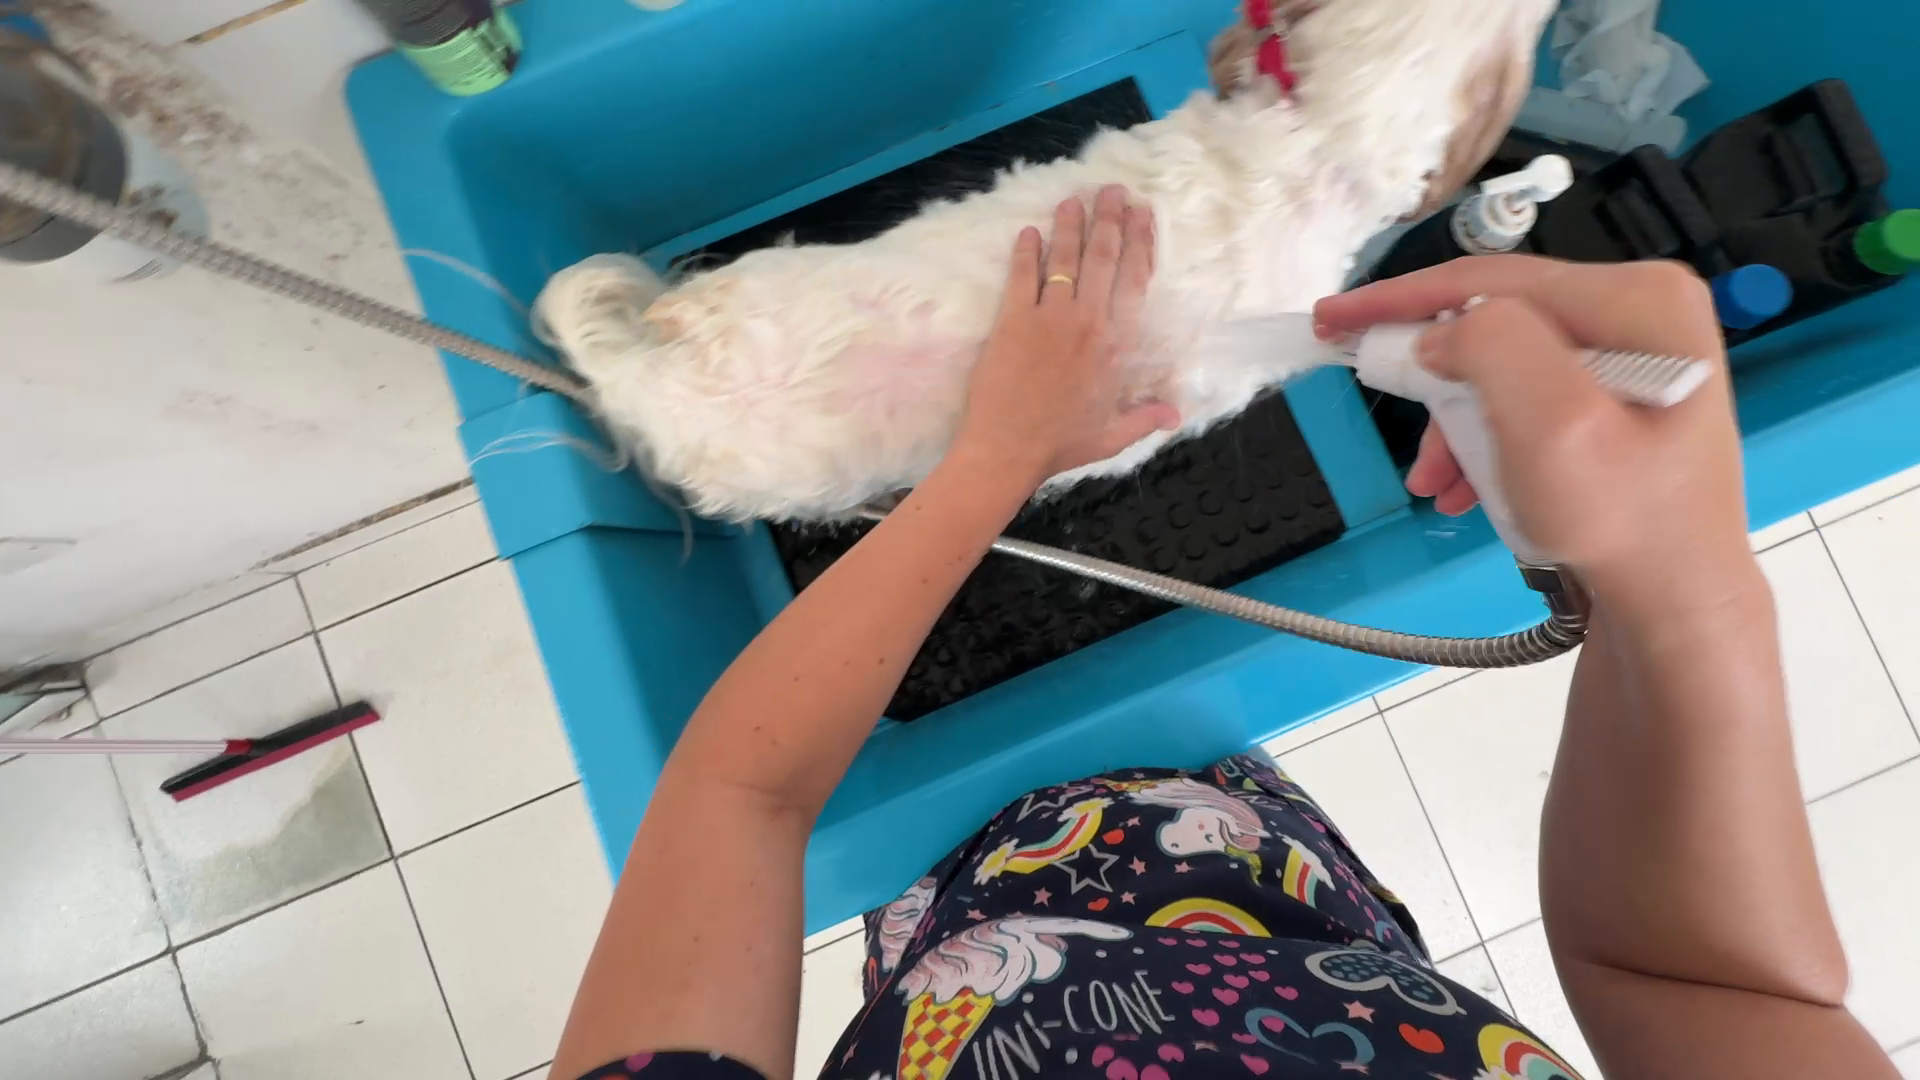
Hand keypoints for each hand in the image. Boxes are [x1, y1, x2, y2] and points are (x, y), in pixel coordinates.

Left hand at [952, 185, 1180, 486]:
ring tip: (1073, 199)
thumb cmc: (1060, 445)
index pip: (1134, 281)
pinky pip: (1021, 276)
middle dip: (1109, 219)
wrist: (1008, 449)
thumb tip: (1177, 415)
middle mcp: (1087, 323)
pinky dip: (1026, 252)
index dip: (1140, 243)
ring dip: (1070, 226)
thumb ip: (1145, 419)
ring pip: (1064, 260)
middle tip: (1112, 190)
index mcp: (1115, 346)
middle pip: (1102, 259)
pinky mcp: (1012, 321)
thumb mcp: (1111, 437)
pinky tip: (1028, 231)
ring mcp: (1048, 318)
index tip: (1143, 214)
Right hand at [1314, 256, 1756, 612]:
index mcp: (1633, 300)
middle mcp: (1631, 312)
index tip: (1329, 318)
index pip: (1485, 280)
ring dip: (1446, 422)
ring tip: (1430, 479)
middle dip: (1425, 373)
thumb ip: (1494, 351)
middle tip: (1368, 390)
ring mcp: (1620, 356)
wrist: (1666, 595)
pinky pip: (1507, 400)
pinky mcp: (1602, 395)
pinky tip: (1456, 485)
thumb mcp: (1551, 426)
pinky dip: (1470, 440)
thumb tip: (1436, 336)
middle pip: (1486, 323)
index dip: (1396, 298)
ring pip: (1490, 369)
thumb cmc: (1615, 516)